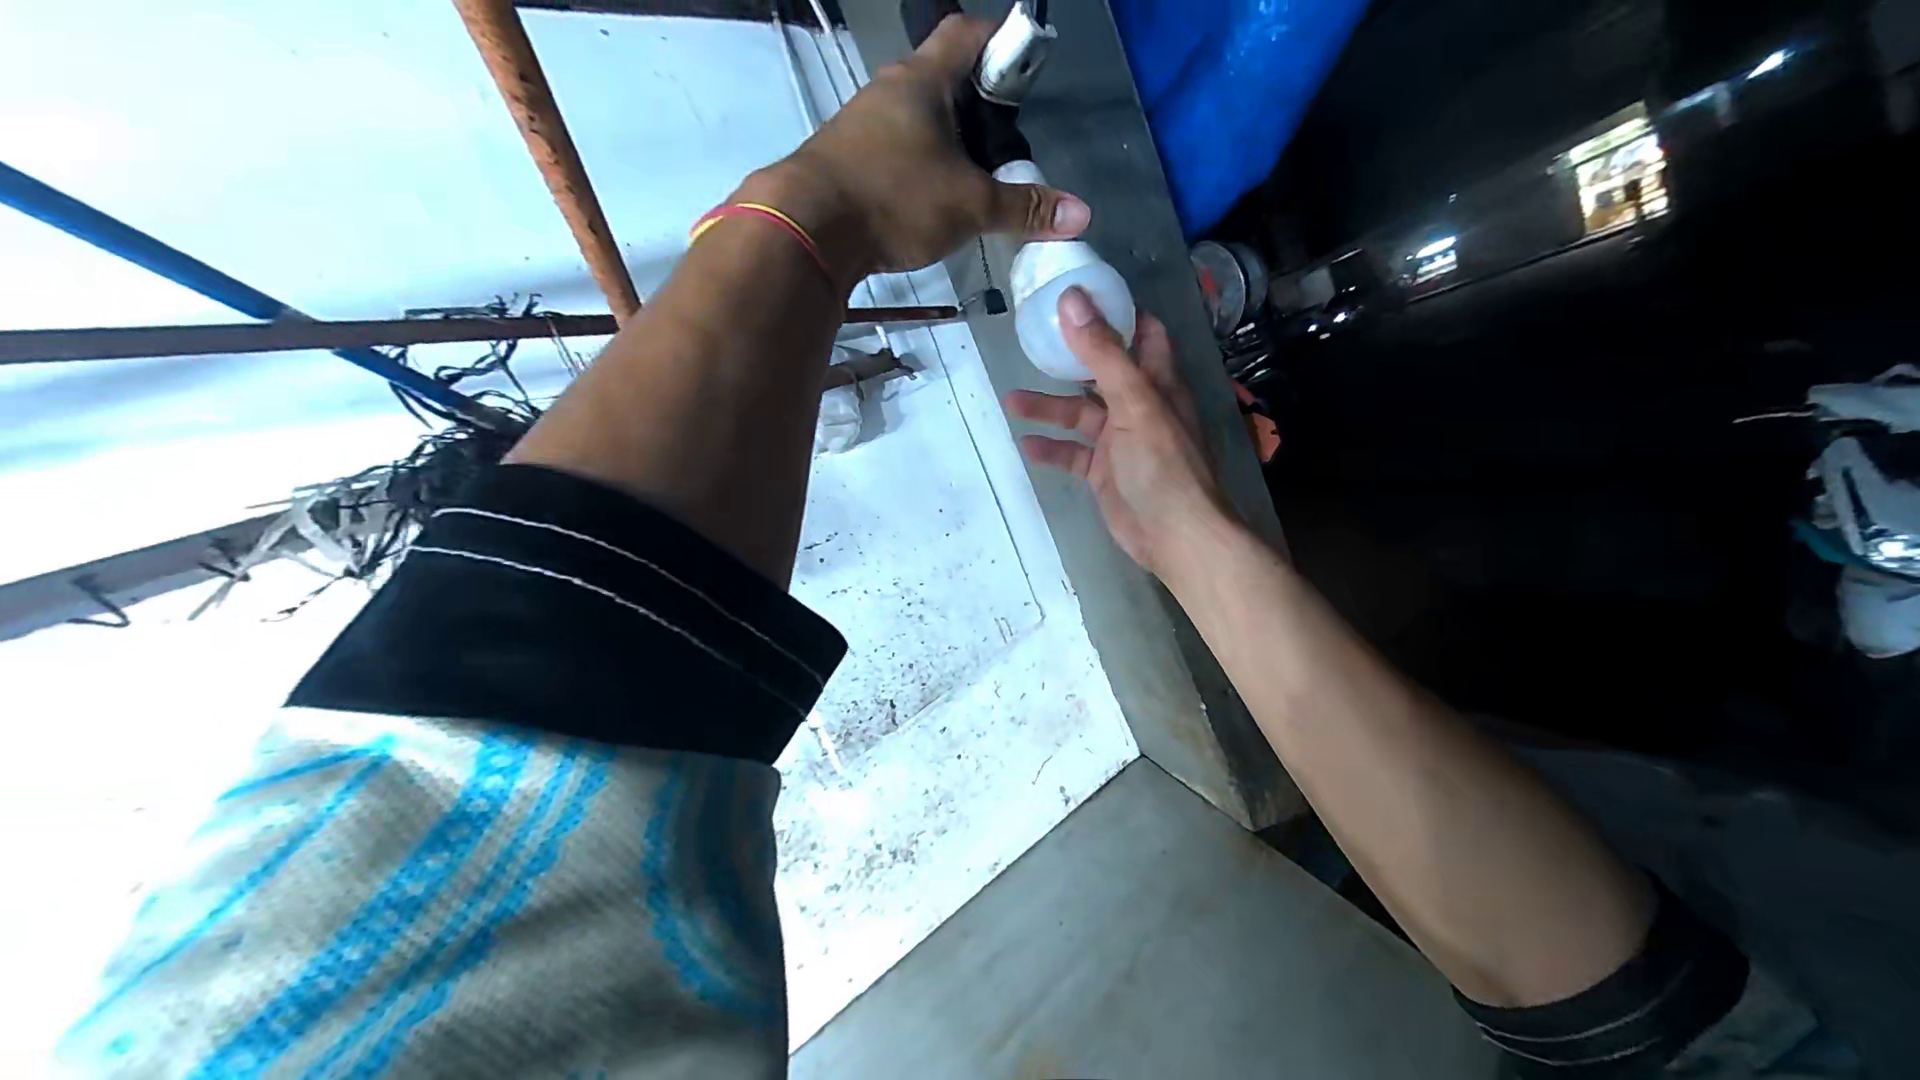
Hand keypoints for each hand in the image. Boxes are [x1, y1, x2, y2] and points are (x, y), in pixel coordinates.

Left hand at [736, 15, 1090, 288]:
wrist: (807, 230)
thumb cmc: (895, 198)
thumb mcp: (968, 205)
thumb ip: (1023, 208)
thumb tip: (1080, 214)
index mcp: (922, 81)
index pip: (968, 34)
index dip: (1002, 41)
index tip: (1026, 67)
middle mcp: (888, 92)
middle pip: (944, 82)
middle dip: (979, 109)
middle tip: (1006, 147)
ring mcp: (861, 127)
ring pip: (917, 123)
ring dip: (947, 146)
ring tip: (973, 184)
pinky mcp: (846, 163)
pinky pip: (894, 154)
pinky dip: (919, 170)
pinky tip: (931, 204)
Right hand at [1007, 288, 1235, 577]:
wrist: (1173, 534)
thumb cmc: (1162, 463)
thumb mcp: (1133, 401)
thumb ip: (1102, 353)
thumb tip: (1072, 299)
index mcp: (1157, 382)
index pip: (1142, 334)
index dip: (1117, 314)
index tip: (1081, 296)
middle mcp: (1140, 406)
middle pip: (1100, 373)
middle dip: (1069, 361)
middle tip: (1033, 344)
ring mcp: (1121, 441)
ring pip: (1080, 415)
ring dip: (1048, 408)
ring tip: (1012, 402)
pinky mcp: (1104, 471)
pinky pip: (1073, 454)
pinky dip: (1051, 448)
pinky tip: (1026, 445)